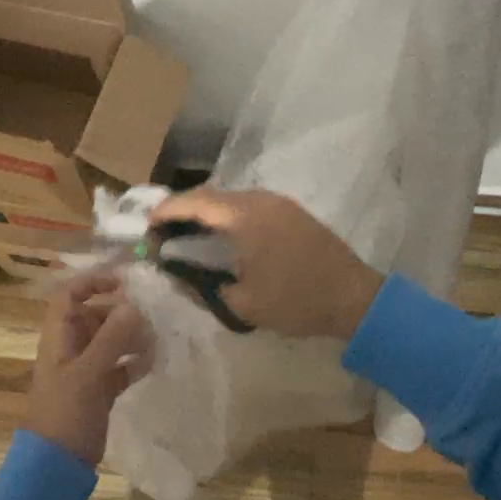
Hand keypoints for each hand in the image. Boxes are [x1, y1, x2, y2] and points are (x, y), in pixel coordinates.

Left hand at [25, 274, 150, 465]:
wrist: (57, 465)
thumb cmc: (66, 413)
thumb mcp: (88, 373)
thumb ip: (111, 338)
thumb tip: (134, 305)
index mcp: (58, 337)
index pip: (69, 295)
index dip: (93, 282)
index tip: (125, 283)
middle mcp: (70, 348)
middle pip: (94, 316)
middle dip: (121, 313)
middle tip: (150, 317)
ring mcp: (84, 370)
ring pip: (109, 341)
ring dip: (131, 337)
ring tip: (155, 341)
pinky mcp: (98, 391)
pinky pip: (118, 367)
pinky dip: (133, 362)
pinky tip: (152, 364)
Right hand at [150, 188, 382, 339]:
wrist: (355, 299)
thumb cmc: (296, 301)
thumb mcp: (242, 303)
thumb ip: (204, 286)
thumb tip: (179, 276)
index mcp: (245, 216)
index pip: (195, 202)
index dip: (166, 211)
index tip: (146, 226)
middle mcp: (261, 200)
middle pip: (212, 196)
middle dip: (183, 210)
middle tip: (162, 232)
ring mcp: (280, 204)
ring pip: (232, 200)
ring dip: (207, 214)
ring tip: (188, 236)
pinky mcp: (293, 214)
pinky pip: (250, 207)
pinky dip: (228, 218)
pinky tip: (222, 238)